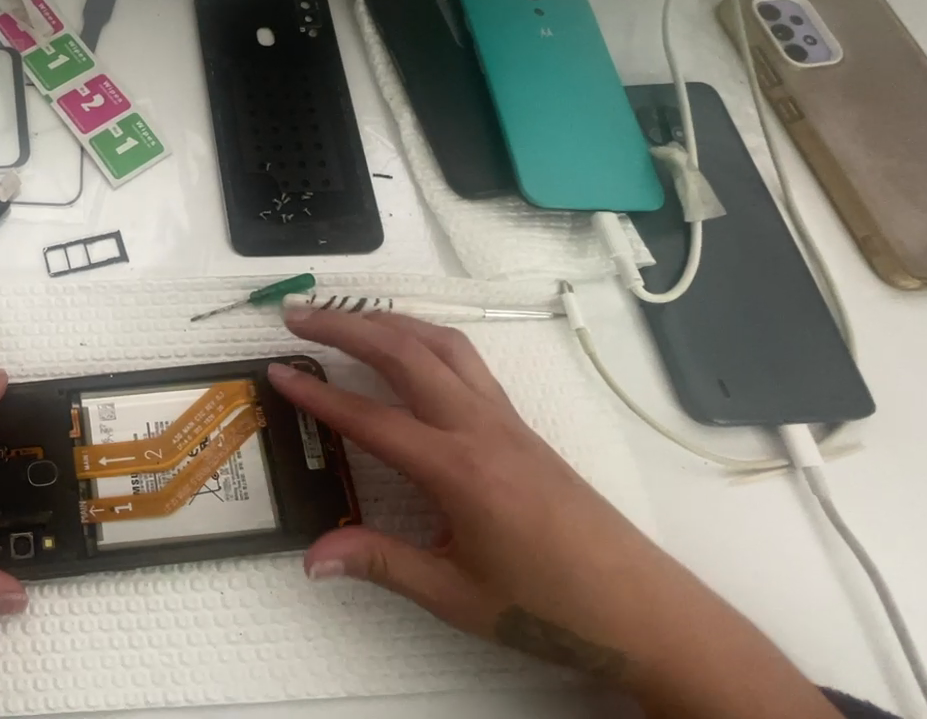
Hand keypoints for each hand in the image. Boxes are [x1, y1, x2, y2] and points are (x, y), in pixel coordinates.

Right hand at [271, 309, 836, 718]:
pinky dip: (424, 336)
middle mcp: (479, 428)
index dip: (317, 395)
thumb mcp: (455, 594)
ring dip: (387, 320)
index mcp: (457, 470)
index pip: (369, 418)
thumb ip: (378, 561)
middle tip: (296, 316)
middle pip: (402, 354)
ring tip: (343, 315)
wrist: (648, 613)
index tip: (278, 372)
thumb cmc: (551, 607)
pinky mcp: (519, 423)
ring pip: (439, 344)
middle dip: (343, 327)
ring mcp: (503, 419)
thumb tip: (311, 558)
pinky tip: (407, 344)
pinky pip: (465, 359)